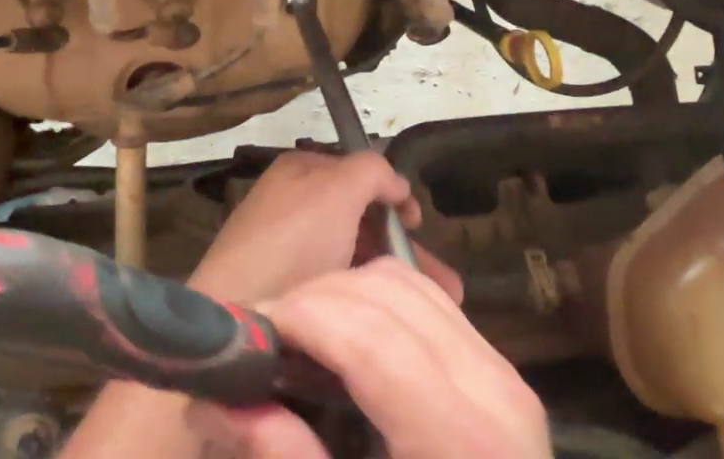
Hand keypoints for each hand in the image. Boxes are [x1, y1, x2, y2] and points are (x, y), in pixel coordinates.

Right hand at [188, 261, 550, 458]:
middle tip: (265, 340)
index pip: (369, 337)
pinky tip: (348, 340)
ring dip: (342, 294)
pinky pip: (427, 298)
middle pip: (384, 294)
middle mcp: (491, 388)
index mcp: (462, 440)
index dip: (299, 317)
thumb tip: (221, 403)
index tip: (245, 333)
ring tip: (302, 337)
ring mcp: (502, 371)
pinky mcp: (499, 368)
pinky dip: (376, 300)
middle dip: (312, 300)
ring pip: (404, 283)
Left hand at [189, 151, 461, 304]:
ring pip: (356, 257)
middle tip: (445, 285)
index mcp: (300, 172)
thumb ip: (372, 171)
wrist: (238, 313)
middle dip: (404, 248)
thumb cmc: (292, 242)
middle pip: (362, 219)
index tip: (417, 224)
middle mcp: (295, 205)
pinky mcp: (291, 292)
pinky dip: (370, 299)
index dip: (391, 194)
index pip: (357, 173)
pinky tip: (393, 319)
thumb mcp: (336, 189)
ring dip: (396, 278)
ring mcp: (292, 251)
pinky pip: (341, 287)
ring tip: (435, 310)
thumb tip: (396, 182)